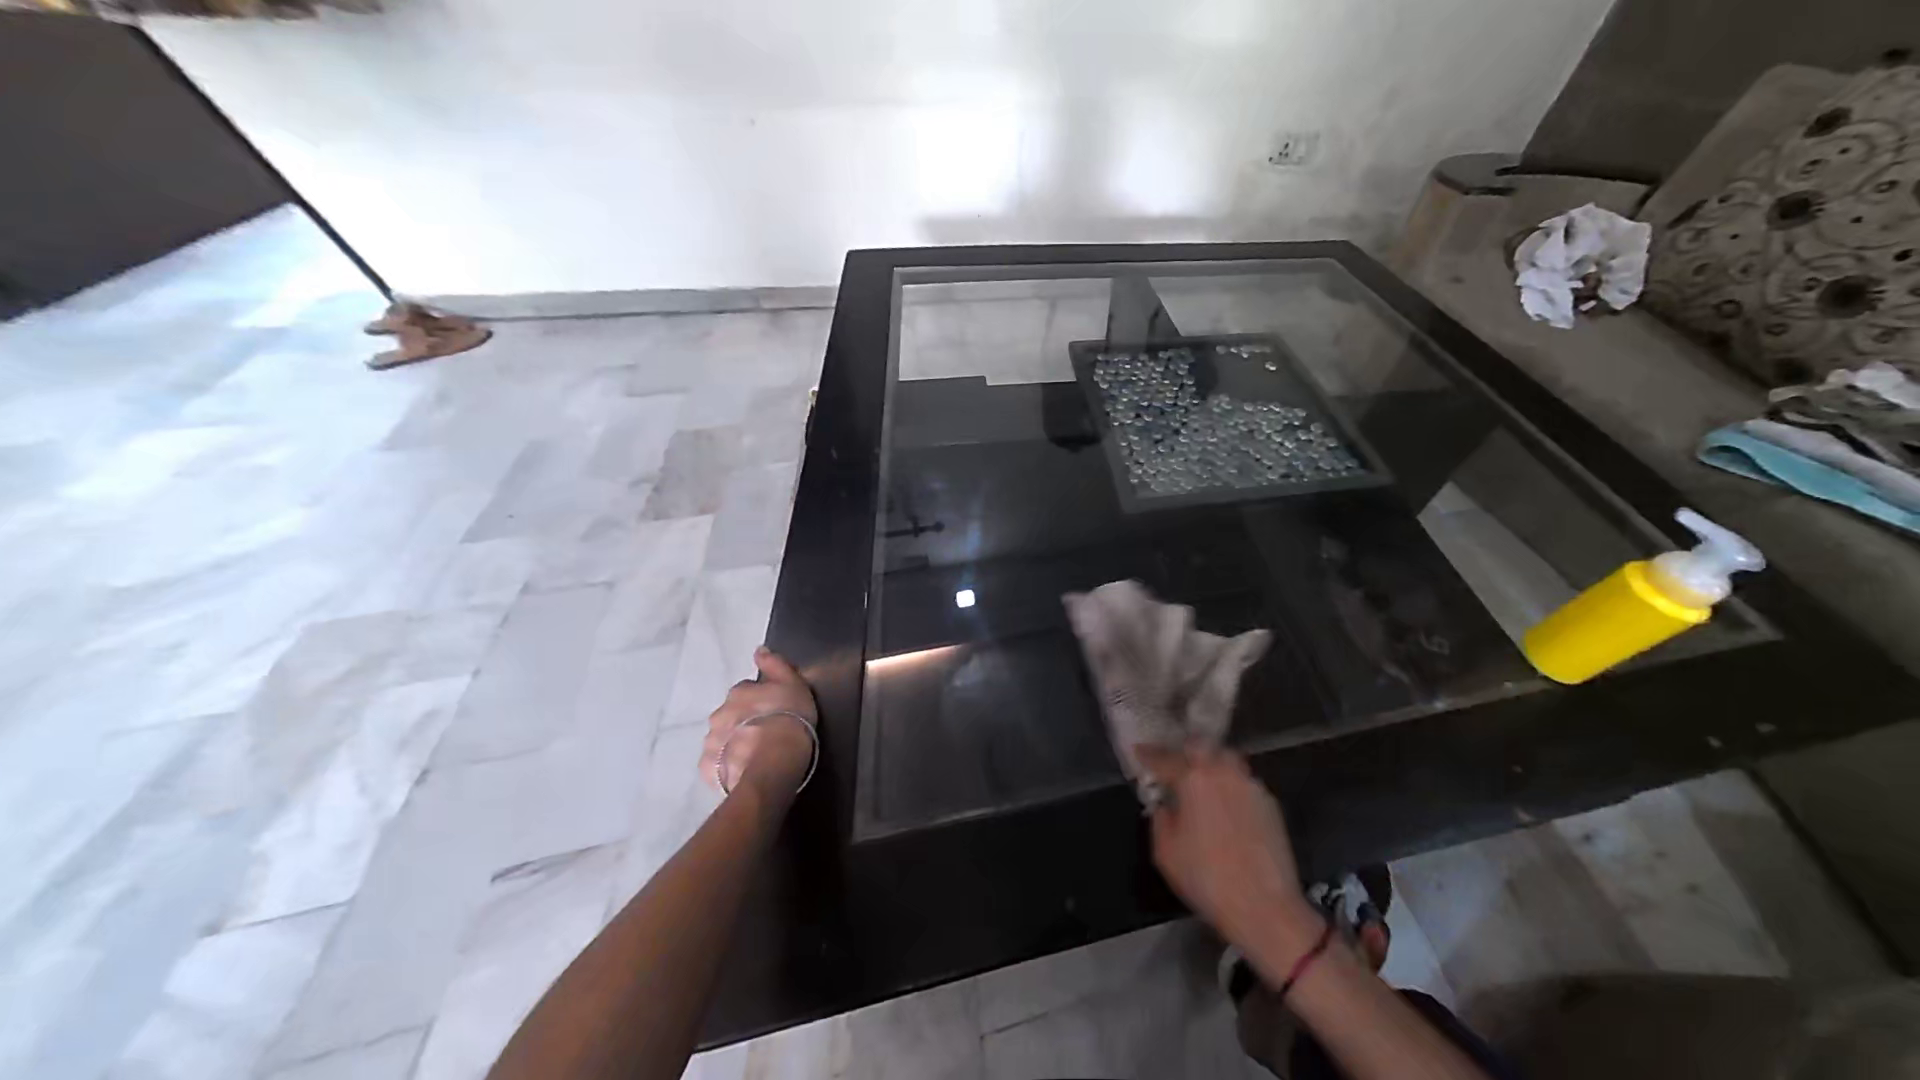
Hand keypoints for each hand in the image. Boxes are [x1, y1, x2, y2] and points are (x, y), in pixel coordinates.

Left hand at [700, 647, 817, 795]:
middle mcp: (719, 714)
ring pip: (722, 739)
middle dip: (743, 721)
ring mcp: (712, 743)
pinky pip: (717, 765)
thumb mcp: (793, 684)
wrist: (773, 763)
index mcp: (738, 693)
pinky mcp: (709, 770)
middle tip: (765, 732)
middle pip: (730, 714)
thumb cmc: (789, 719)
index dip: (760, 699)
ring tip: (755, 755)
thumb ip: (775, 665)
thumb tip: (759, 649)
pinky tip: (744, 770)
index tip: (774, 709)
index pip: (746, 690)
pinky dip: (727, 766)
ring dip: (734, 743)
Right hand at [1135, 744, 1321, 959]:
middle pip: (1201, 746)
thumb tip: (1165, 804)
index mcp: (1193, 778)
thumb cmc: (1206, 878)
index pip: (1164, 757)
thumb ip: (1160, 818)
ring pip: (1226, 759)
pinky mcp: (1270, 803)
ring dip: (1210, 763)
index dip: (1148, 754)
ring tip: (1199, 780)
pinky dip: (1229, 783)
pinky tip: (1223, 803)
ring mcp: (1250, 786)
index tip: (1138, 752)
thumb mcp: (1165, 851)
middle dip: (1183, 750)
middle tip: (1172, 763)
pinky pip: (1242, 781)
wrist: (1265, 907)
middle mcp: (1223, 772)